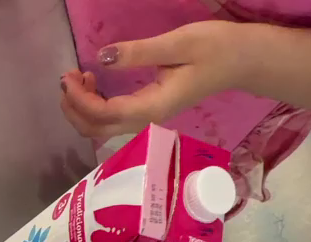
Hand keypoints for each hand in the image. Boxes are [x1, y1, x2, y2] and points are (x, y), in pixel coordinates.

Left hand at [59, 22, 245, 139]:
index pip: (103, 113)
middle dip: (74, 107)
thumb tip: (101, 58)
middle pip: (95, 129)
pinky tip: (93, 84)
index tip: (68, 77)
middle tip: (67, 78)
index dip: (80, 100)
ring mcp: (143, 120)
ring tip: (77, 78)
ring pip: (99, 127)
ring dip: (81, 108)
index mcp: (151, 108)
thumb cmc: (217, 48)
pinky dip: (93, 106)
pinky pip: (109, 119)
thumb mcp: (178, 44)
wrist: (244, 60)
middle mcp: (143, 121)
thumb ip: (137, 53)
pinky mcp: (144, 112)